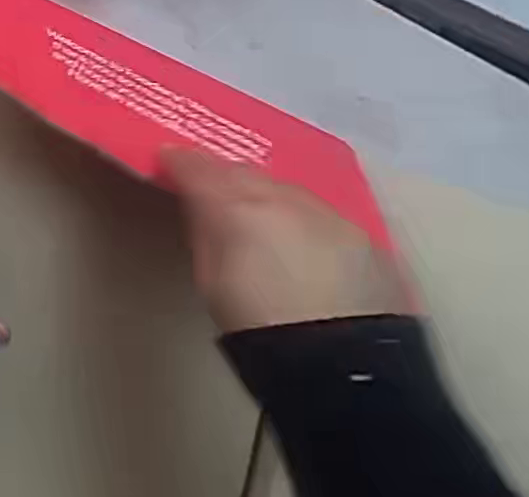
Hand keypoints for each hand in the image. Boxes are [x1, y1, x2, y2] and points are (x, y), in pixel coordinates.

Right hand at [160, 147, 410, 333]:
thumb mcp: (210, 281)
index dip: (179, 160)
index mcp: (236, 207)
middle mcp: (280, 197)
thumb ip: (202, 231)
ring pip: (282, 186)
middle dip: (223, 175)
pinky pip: (319, 211)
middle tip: (210, 187)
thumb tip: (198, 206)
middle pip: (241, 171)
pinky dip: (302, 217)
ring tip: (257, 213)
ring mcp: (324, 211)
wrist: (345, 370)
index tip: (168, 158)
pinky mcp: (360, 233)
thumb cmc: (258, 330)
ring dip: (264, 193)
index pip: (198, 168)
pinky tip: (301, 240)